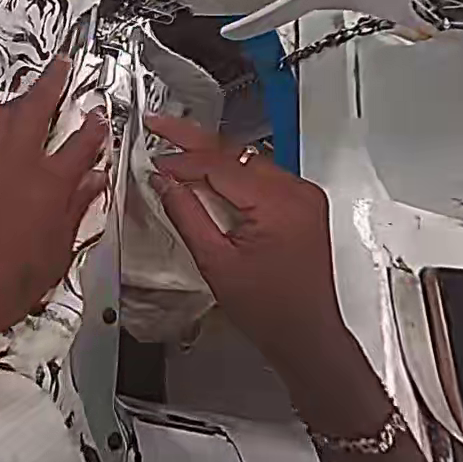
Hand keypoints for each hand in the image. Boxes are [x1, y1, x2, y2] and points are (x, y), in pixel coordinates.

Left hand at [0, 57, 107, 388]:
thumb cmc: (11, 279)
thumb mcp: (59, 249)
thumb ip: (78, 207)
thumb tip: (95, 180)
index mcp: (50, 183)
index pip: (81, 143)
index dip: (94, 127)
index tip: (100, 118)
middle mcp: (18, 162)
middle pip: (37, 108)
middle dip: (52, 82)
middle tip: (62, 64)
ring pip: (8, 114)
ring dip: (25, 96)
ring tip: (36, 86)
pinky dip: (4, 120)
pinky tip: (9, 125)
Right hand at [148, 115, 387, 434]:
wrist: (308, 337)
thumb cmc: (270, 311)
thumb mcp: (216, 263)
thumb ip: (187, 215)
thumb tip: (164, 182)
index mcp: (278, 203)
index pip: (219, 165)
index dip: (181, 162)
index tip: (154, 163)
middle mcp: (297, 190)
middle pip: (235, 153)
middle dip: (193, 140)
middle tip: (159, 124)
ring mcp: (302, 195)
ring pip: (247, 160)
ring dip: (211, 154)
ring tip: (175, 145)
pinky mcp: (301, 203)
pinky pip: (260, 175)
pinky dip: (231, 172)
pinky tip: (206, 172)